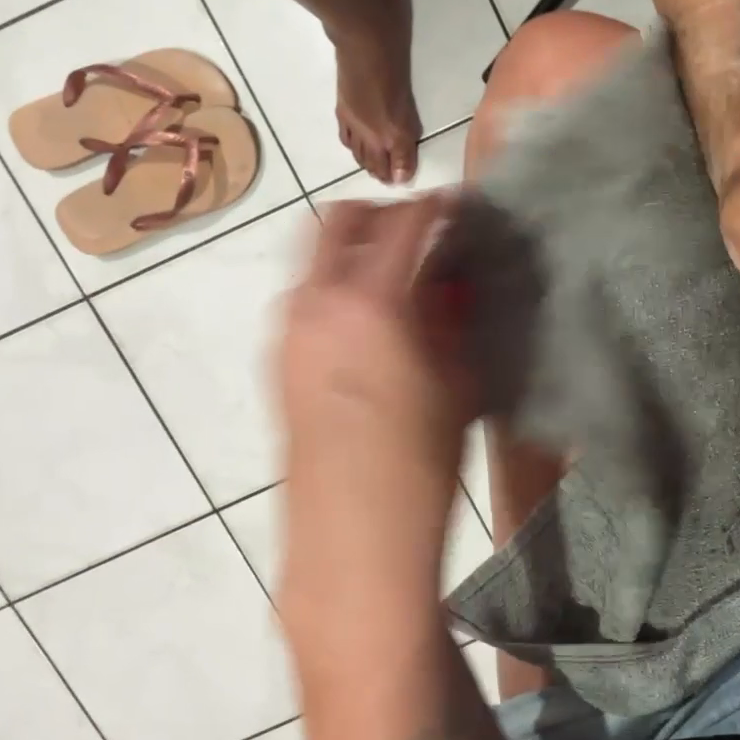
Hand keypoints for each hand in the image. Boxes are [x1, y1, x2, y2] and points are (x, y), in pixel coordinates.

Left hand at [275, 196, 470, 640]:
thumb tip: (453, 281)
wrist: (352, 534)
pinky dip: (338, 287)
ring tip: (401, 283)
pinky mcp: (277, 358)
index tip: (462, 208)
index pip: (407, 220)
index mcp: (372, 300)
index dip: (440, 205)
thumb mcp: (458, 382)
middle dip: (384, 214)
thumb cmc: (423, 461)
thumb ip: (453, 319)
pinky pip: (306, 296)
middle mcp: (316, 300)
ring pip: (316, 256)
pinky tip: (373, 327)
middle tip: (424, 235)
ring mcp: (287, 328)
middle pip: (341, 218)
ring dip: (357, 251)